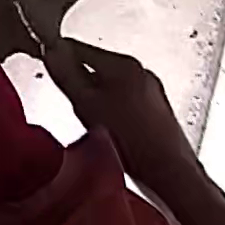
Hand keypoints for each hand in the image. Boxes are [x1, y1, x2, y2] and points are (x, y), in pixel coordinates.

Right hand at [43, 38, 198, 192]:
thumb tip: (50, 51)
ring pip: (111, 84)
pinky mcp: (159, 110)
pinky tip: (115, 131)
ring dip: (98, 97)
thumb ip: (64, 74)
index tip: (50, 67)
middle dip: (81, 82)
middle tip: (76, 104)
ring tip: (97, 122)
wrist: (174, 178)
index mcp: (122, 63)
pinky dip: (116, 109)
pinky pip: (127, 99)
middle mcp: (140, 70)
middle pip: (96, 66)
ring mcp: (152, 90)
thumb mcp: (85, 105)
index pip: (78, 47)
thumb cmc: (132, 141)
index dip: (60, 56)